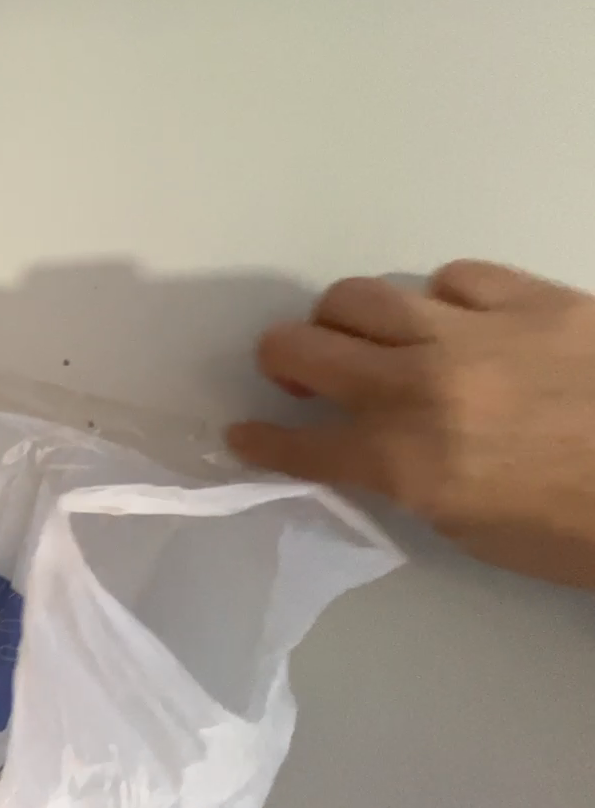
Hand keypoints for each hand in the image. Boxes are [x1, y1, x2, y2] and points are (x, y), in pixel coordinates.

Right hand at [228, 260, 594, 588]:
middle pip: (293, 347)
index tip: (248, 435)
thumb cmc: (592, 530)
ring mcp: (477, 338)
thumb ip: (400, 478)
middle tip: (305, 378)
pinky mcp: (541, 304)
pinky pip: (455, 277)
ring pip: (355, 298)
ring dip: (348, 324)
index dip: (258, 440)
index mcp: (401, 460)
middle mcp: (417, 389)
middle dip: (282, 363)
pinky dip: (444, 300)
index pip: (292, 443)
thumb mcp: (474, 527)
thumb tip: (362, 446)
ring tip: (378, 340)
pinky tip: (467, 324)